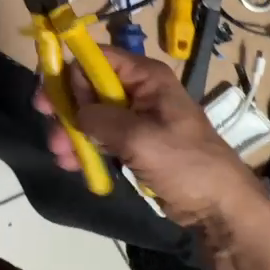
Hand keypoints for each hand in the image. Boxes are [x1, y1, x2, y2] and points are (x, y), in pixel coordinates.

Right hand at [35, 46, 267, 227]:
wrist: (222, 211)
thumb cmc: (186, 165)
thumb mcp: (137, 137)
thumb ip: (97, 117)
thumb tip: (73, 111)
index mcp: (146, 77)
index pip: (96, 57)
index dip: (69, 71)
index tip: (48, 93)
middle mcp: (138, 90)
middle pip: (86, 85)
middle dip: (66, 107)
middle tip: (49, 126)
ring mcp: (135, 117)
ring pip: (88, 112)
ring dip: (70, 131)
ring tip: (62, 155)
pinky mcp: (133, 142)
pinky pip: (98, 134)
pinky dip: (83, 146)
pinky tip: (74, 163)